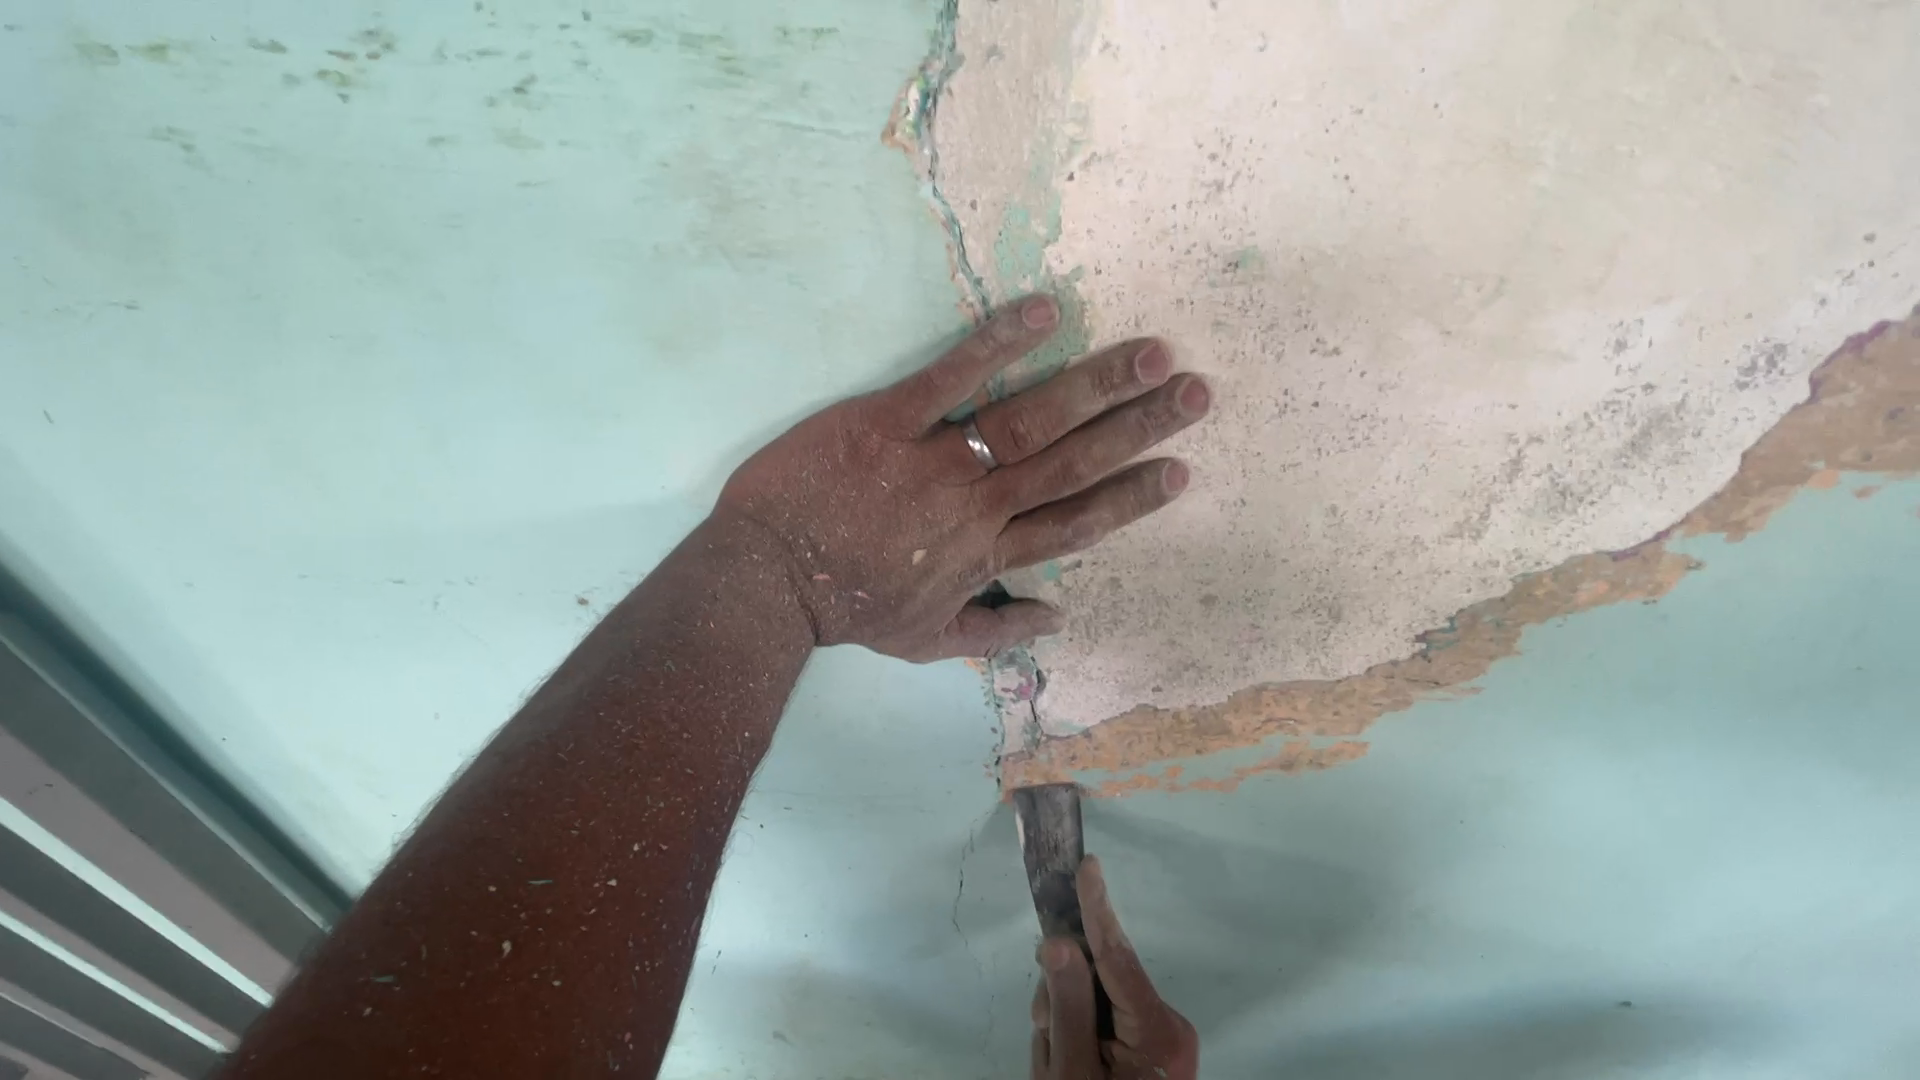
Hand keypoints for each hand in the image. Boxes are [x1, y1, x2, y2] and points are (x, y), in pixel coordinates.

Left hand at [715, 295, 1210, 661]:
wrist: (766, 582)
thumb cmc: (847, 609)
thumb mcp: (924, 643)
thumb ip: (995, 632)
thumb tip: (1059, 621)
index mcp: (987, 555)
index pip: (1076, 524)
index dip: (1131, 499)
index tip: (1179, 471)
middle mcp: (977, 506)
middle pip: (1072, 463)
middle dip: (1139, 428)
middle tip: (1198, 393)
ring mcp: (935, 460)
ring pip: (1030, 420)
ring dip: (1095, 386)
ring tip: (1152, 355)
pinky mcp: (886, 423)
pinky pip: (949, 379)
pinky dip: (995, 345)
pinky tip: (1044, 312)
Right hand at [1032, 857, 1197, 1079]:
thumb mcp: (1070, 1074)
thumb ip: (1066, 1006)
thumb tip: (1060, 943)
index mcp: (1158, 1032)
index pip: (1117, 955)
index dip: (1097, 907)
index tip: (1088, 864)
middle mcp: (1165, 1025)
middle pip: (1097, 975)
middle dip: (1060, 994)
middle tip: (1043, 1036)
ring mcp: (1157, 1037)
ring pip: (1091, 996)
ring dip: (1061, 1021)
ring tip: (1054, 1064)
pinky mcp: (1146, 1047)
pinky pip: (1097, 1017)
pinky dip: (1072, 1033)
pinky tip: (1064, 1062)